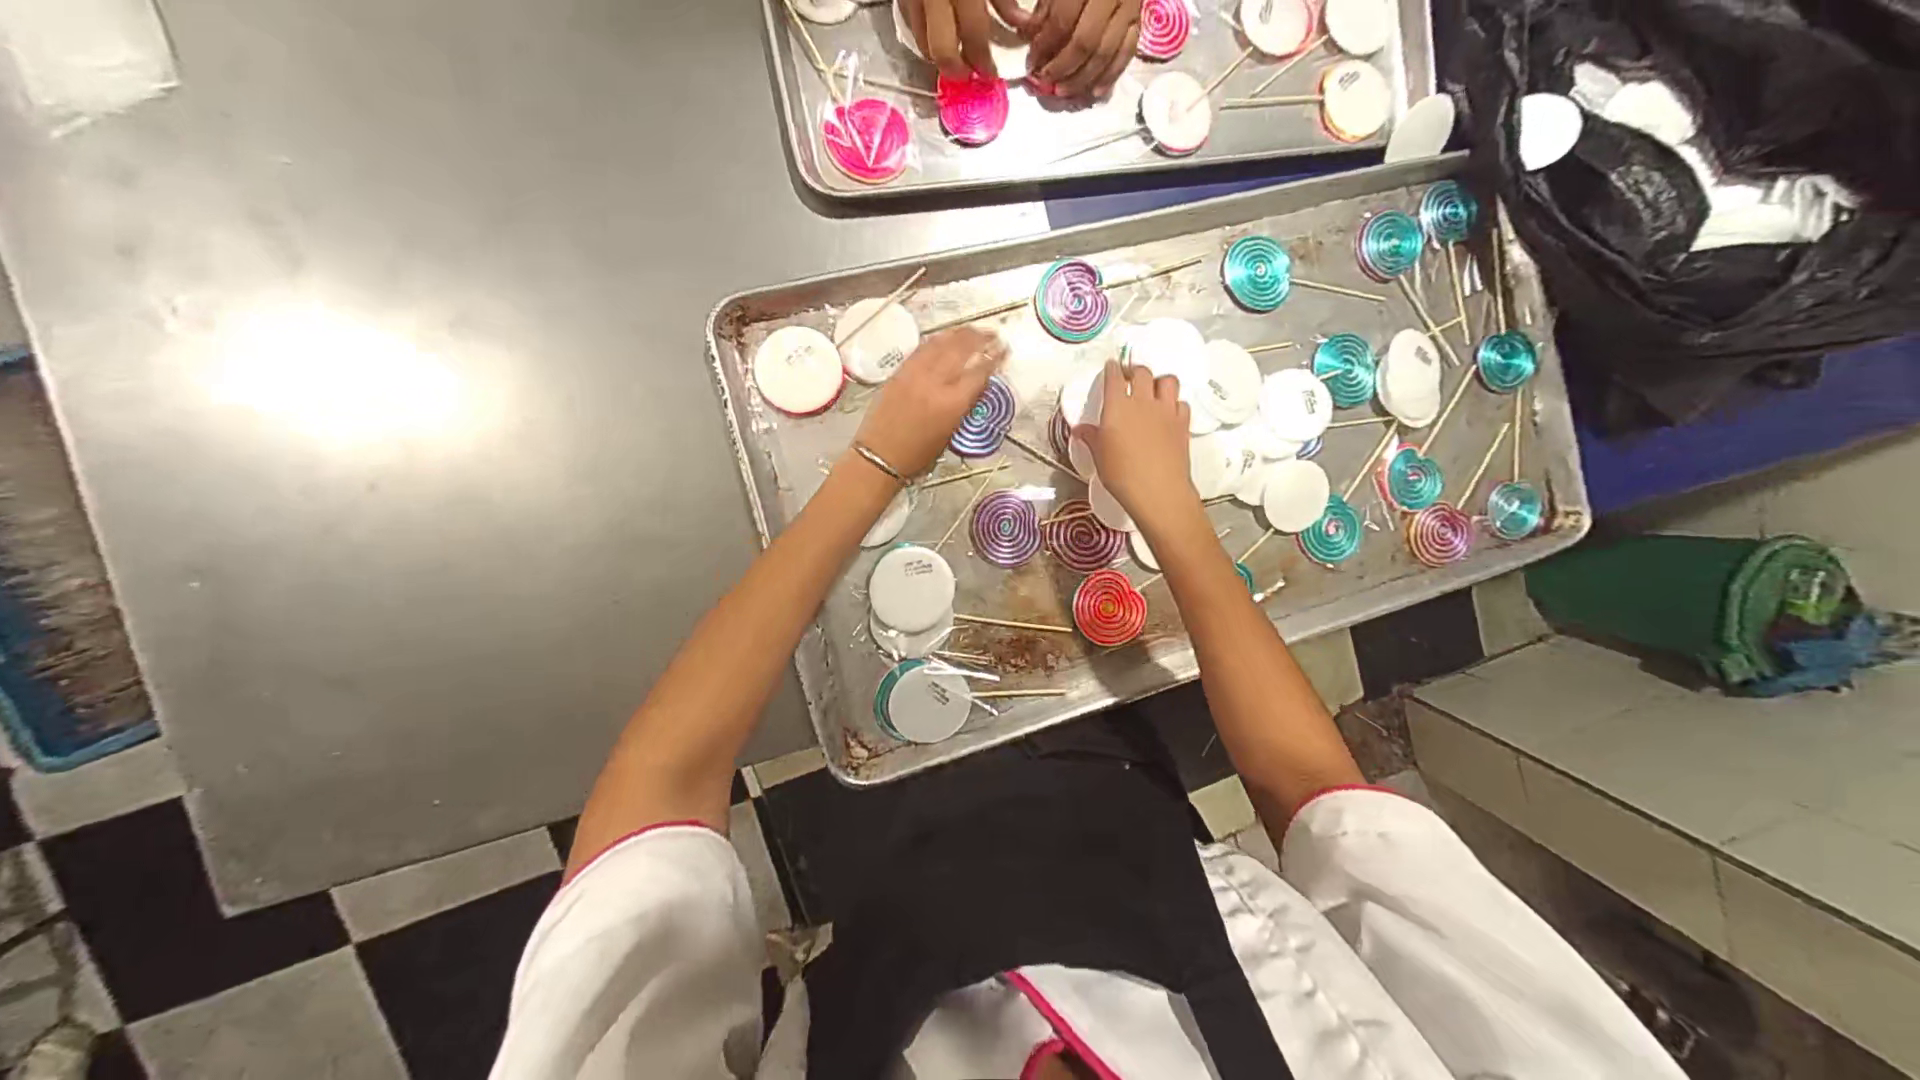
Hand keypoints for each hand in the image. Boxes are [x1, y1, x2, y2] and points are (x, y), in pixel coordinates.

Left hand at [856, 327, 1006, 476]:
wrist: (879, 456)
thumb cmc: (917, 454)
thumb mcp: (950, 434)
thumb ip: (964, 406)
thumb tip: (976, 386)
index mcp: (952, 403)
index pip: (980, 371)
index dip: (995, 358)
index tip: (1004, 350)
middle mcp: (935, 382)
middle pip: (962, 349)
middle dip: (980, 338)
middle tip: (992, 333)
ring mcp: (915, 374)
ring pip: (941, 343)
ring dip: (960, 334)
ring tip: (971, 330)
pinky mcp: (900, 372)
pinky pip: (922, 348)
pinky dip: (937, 340)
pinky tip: (945, 338)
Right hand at [901, 0, 1027, 77]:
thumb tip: (1022, 27)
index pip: (974, 39)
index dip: (983, 61)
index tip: (990, 73)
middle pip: (942, 51)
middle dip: (956, 69)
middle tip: (968, 74)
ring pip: (922, 42)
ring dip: (938, 56)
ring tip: (954, 56)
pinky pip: (910, 23)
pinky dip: (924, 36)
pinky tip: (937, 35)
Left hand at [1024, 0, 1141, 98]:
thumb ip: (1044, 5)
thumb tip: (1028, 35)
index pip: (1062, 21)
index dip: (1044, 47)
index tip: (1031, 64)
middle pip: (1084, 43)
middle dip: (1062, 68)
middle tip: (1046, 81)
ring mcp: (1130, 6)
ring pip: (1105, 54)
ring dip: (1081, 79)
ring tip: (1062, 91)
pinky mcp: (1139, 19)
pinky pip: (1126, 54)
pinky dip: (1110, 76)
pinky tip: (1094, 92)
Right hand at [1079, 359, 1199, 535]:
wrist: (1157, 490)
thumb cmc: (1121, 474)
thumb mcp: (1099, 456)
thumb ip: (1091, 437)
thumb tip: (1080, 429)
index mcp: (1117, 406)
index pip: (1114, 377)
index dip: (1112, 369)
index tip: (1111, 366)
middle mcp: (1142, 401)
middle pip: (1142, 372)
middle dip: (1135, 371)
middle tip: (1130, 377)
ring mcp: (1166, 410)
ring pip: (1167, 380)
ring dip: (1159, 381)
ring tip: (1153, 390)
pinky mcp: (1183, 423)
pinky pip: (1181, 402)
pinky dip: (1174, 403)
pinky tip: (1168, 412)